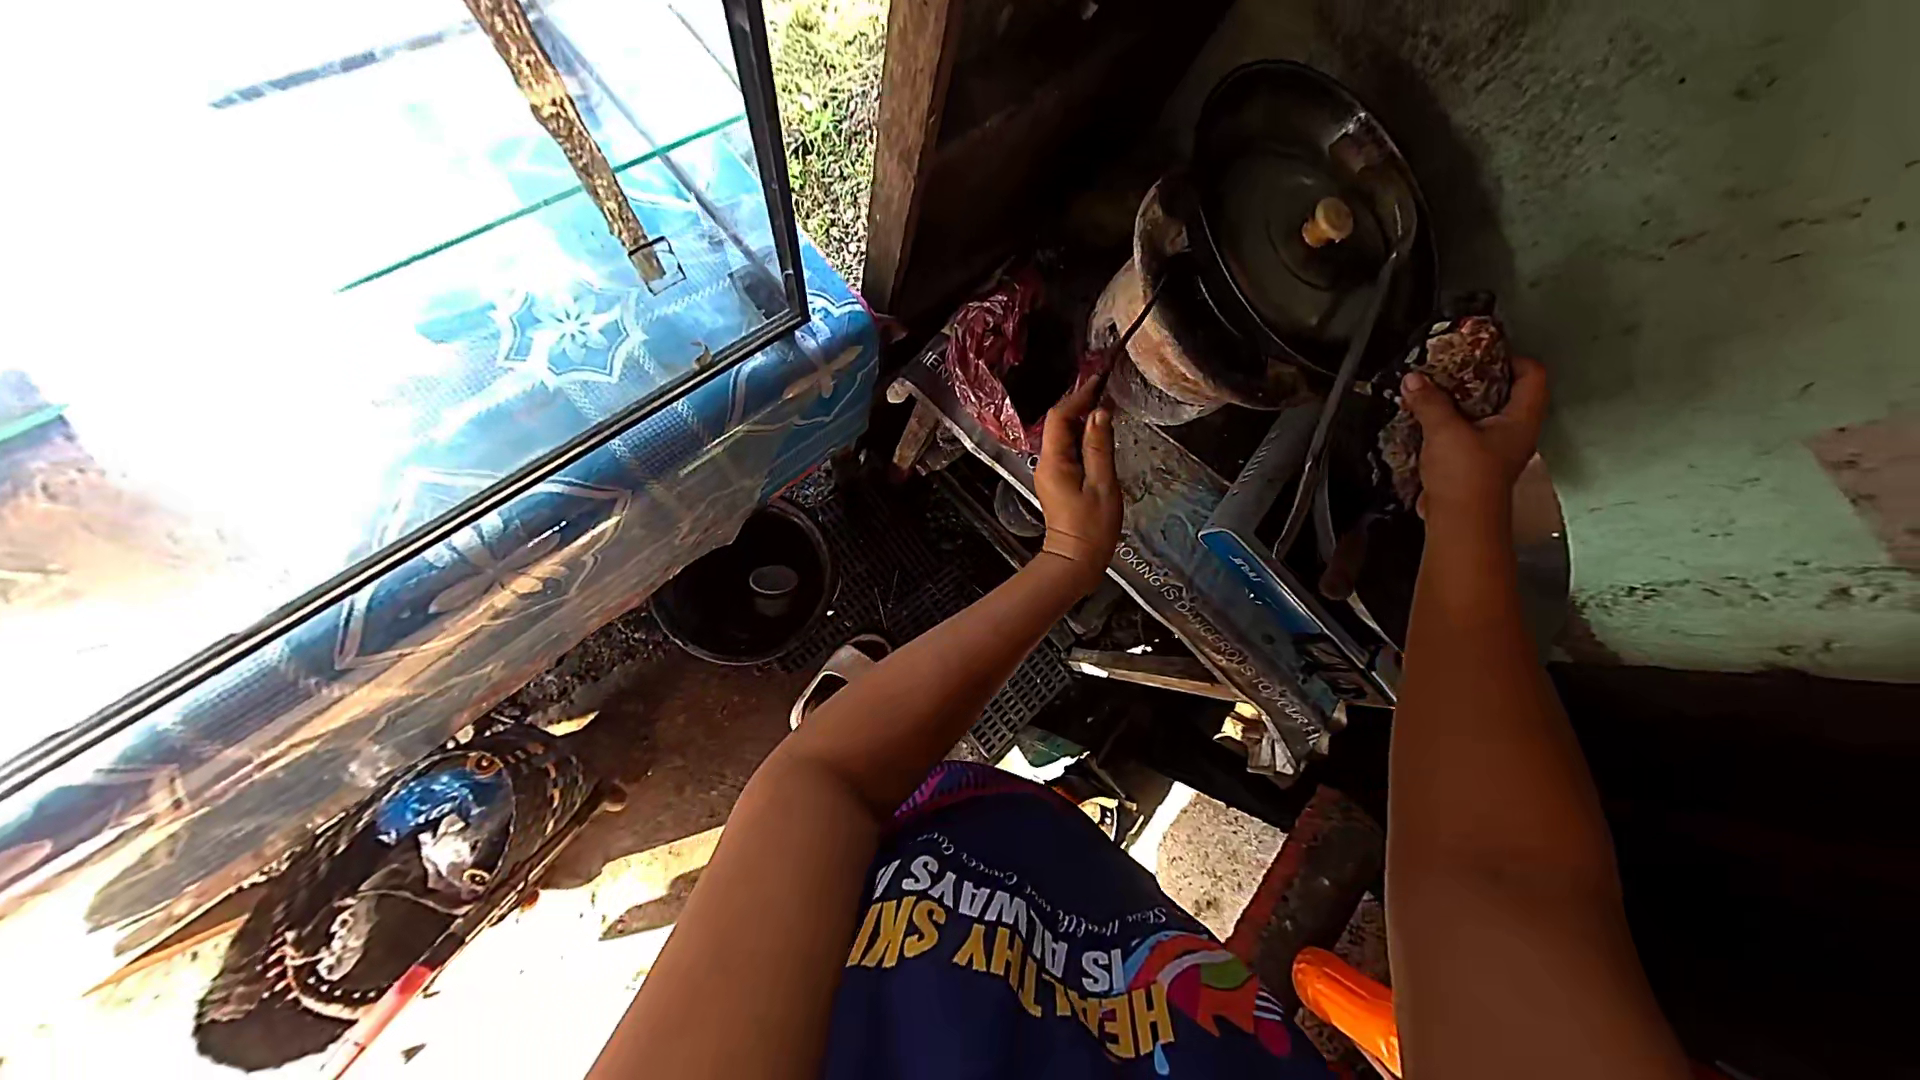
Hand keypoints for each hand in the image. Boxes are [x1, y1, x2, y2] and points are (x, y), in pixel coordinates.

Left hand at [1035, 375, 1121, 589]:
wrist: (1076, 559)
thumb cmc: (1092, 527)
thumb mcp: (1102, 484)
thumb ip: (1100, 446)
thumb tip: (1099, 413)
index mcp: (1053, 461)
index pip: (1058, 417)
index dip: (1077, 396)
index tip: (1098, 381)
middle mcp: (1046, 463)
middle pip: (1057, 424)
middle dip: (1079, 404)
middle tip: (1105, 389)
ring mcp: (1049, 472)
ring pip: (1062, 436)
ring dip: (1081, 419)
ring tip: (1105, 406)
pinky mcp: (1057, 480)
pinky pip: (1066, 450)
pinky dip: (1081, 437)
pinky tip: (1099, 434)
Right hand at [1401, 355, 1547, 522]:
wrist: (1459, 518)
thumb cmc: (1467, 477)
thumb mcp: (1445, 431)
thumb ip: (1429, 402)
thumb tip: (1414, 379)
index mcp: (1521, 419)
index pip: (1532, 374)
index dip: (1511, 358)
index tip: (1481, 352)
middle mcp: (1514, 431)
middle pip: (1504, 392)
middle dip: (1476, 378)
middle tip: (1449, 369)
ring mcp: (1494, 448)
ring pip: (1480, 413)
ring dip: (1457, 402)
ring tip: (1432, 392)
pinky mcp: (1472, 462)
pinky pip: (1462, 433)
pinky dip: (1446, 423)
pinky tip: (1425, 421)